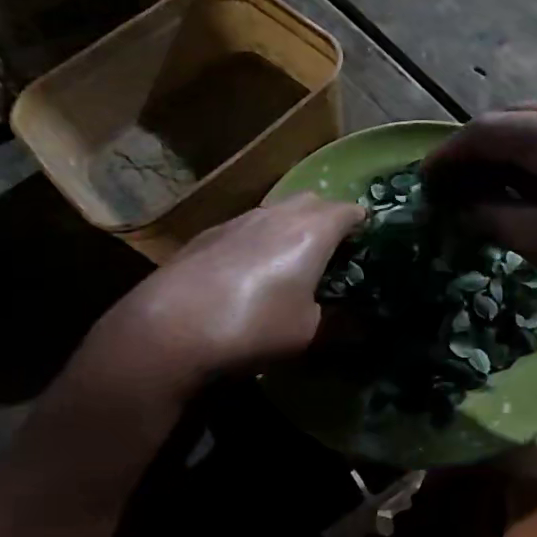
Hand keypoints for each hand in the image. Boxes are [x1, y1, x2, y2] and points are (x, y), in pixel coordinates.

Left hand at [90, 192, 365, 383]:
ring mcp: (239, 219)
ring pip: (277, 210)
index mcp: (312, 231)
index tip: (369, 246)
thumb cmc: (253, 327)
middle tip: (334, 254)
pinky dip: (260, 239)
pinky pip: (248, 226)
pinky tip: (248, 272)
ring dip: (292, 227)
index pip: (350, 211)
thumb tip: (364, 327)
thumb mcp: (308, 334)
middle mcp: (278, 214)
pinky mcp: (208, 234)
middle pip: (314, 201)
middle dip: (329, 219)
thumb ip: (341, 325)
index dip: (364, 225)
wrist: (168, 329)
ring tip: (292, 263)